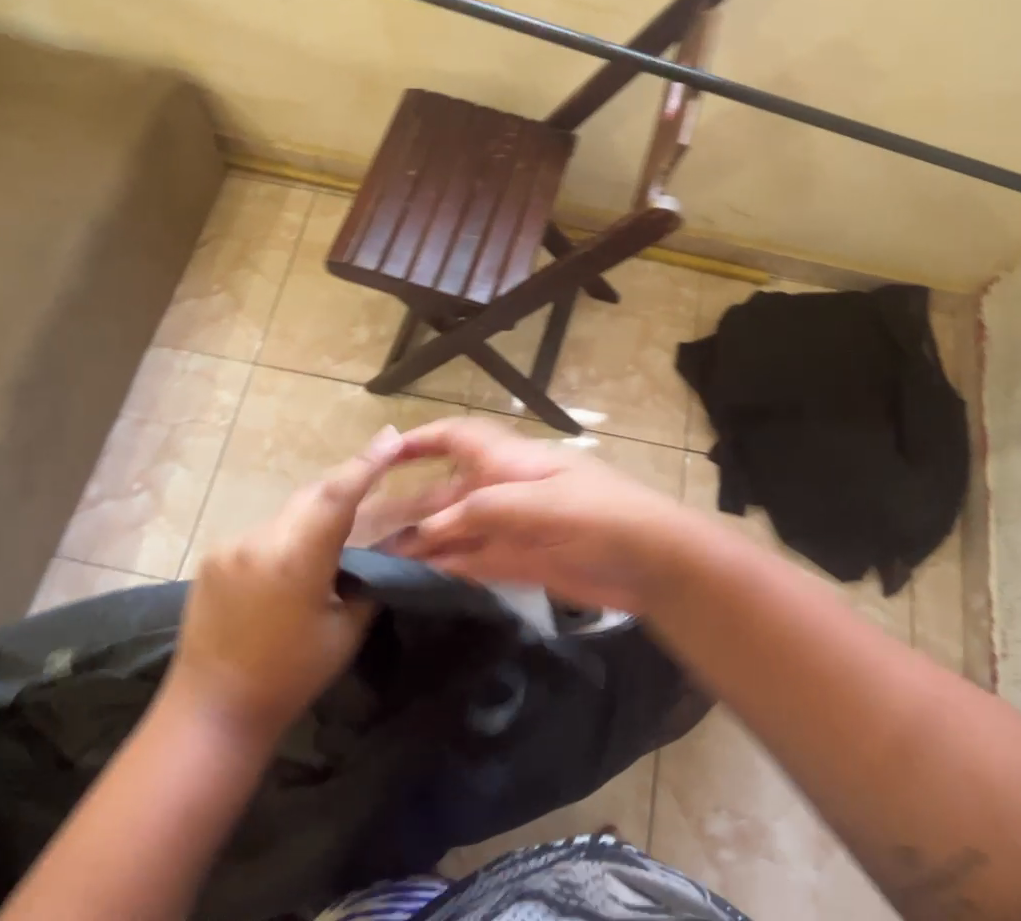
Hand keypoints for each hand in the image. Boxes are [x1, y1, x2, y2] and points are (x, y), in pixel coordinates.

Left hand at [161, 427, 403, 740]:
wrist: (212, 709)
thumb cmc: (290, 677)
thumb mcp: (344, 632)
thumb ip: (365, 582)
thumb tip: (382, 554)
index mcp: (296, 559)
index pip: (337, 495)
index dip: (366, 463)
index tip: (389, 436)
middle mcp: (259, 540)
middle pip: (311, 496)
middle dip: (344, 484)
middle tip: (376, 471)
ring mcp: (231, 546)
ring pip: (287, 515)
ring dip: (314, 515)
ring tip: (339, 530)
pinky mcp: (214, 557)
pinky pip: (263, 534)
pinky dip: (288, 536)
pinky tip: (296, 562)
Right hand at [390, 417, 697, 614]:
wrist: (655, 563)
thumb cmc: (603, 516)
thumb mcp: (542, 505)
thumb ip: (482, 512)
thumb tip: (425, 531)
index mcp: (512, 462)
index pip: (456, 439)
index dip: (418, 442)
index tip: (378, 455)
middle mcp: (505, 490)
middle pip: (447, 493)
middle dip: (410, 507)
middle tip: (365, 533)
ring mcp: (513, 529)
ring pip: (456, 531)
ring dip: (423, 544)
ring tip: (381, 563)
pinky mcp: (522, 563)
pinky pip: (475, 561)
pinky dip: (448, 568)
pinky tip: (418, 580)